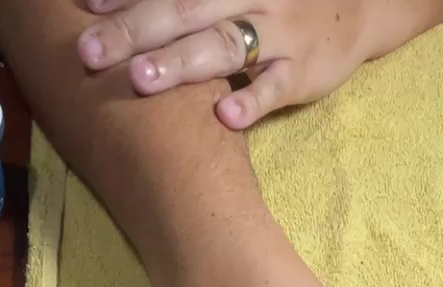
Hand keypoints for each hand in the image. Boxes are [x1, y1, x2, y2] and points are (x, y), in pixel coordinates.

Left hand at [76, 0, 442, 128]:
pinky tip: (223, 118)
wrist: (356, 9)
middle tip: (90, 51)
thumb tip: (138, 11)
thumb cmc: (278, 2)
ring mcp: (277, 34)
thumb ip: (193, 1)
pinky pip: (274, 89)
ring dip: (181, 63)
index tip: (87, 7)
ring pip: (223, 46)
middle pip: (184, 9)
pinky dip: (250, 102)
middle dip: (135, 30)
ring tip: (141, 80)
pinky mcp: (301, 72)